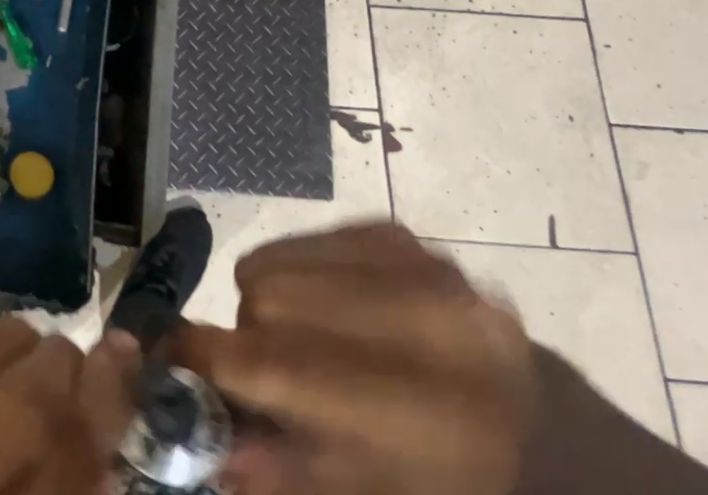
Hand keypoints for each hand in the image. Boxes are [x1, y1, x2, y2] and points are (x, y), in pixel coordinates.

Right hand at [168, 223, 535, 494]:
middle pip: (264, 298)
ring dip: (271, 303)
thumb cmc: (438, 480)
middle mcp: (425, 319)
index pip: (272, 359)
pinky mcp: (404, 237)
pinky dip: (297, 275)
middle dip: (252, 337)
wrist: (538, 434)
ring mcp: (417, 264)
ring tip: (309, 341)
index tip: (169, 361)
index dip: (203, 358)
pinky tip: (330, 311)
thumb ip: (273, 469)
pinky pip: (300, 240)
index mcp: (423, 406)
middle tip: (276, 372)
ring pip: (274, 262)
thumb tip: (197, 423)